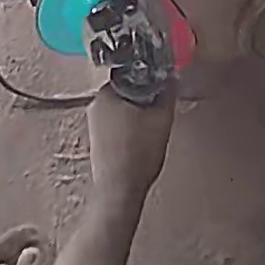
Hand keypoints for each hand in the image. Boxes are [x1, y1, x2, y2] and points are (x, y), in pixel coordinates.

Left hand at [85, 85, 173, 205]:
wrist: (119, 190)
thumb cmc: (138, 154)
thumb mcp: (162, 119)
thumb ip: (167, 94)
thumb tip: (171, 80)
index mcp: (106, 93)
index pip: (130, 75)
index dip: (149, 82)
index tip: (160, 92)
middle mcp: (95, 104)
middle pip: (126, 93)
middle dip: (143, 101)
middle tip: (157, 114)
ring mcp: (93, 123)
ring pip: (121, 109)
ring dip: (136, 116)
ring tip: (149, 131)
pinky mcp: (96, 139)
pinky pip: (115, 125)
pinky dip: (128, 129)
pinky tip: (139, 143)